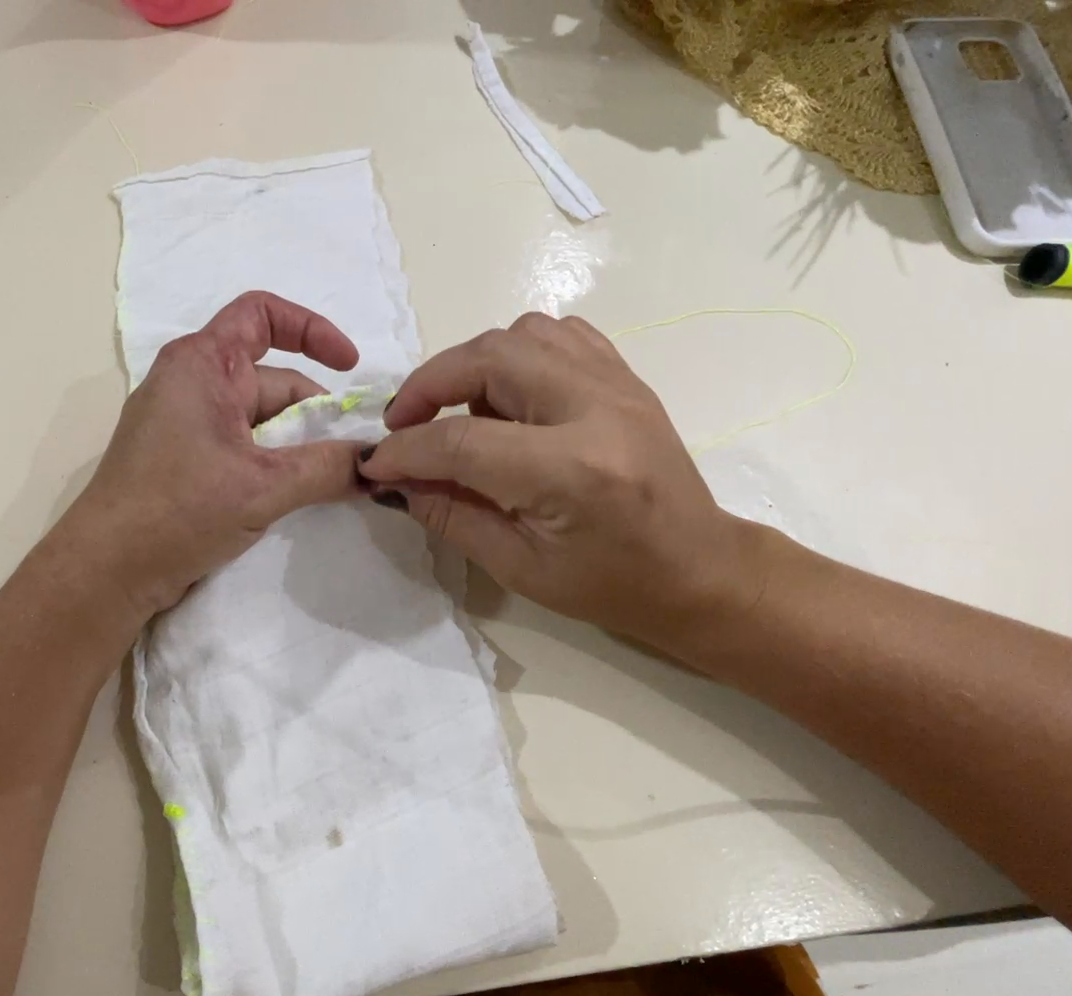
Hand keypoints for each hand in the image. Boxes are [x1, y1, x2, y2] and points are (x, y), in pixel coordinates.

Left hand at [53, 291, 366, 619]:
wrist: (107, 571)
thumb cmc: (177, 510)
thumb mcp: (262, 487)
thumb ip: (327, 468)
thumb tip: (378, 463)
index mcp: (201, 364)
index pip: (263, 315)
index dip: (313, 330)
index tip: (350, 368)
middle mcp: (192, 384)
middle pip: (271, 379)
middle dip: (314, 414)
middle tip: (352, 458)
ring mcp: (186, 426)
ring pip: (260, 421)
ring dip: (297, 446)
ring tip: (332, 483)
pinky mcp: (185, 463)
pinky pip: (243, 449)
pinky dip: (274, 465)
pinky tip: (298, 496)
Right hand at [358, 312, 772, 651]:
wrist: (696, 570)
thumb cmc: (609, 585)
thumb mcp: (517, 566)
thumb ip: (450, 513)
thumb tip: (395, 478)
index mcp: (572, 472)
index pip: (461, 441)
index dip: (405, 450)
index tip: (375, 464)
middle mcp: (596, 411)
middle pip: (489, 358)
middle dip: (428, 385)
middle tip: (403, 424)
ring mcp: (618, 385)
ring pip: (523, 334)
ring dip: (472, 365)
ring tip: (458, 411)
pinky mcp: (625, 378)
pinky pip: (558, 336)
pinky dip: (516, 354)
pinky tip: (505, 395)